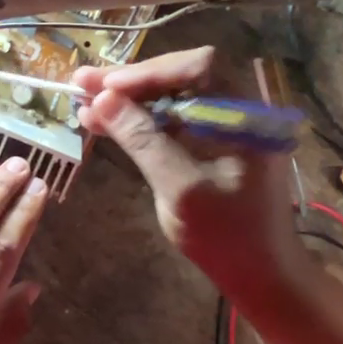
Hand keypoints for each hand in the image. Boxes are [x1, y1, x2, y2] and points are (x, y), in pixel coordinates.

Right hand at [74, 47, 297, 298]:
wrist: (261, 275)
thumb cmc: (227, 237)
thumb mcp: (180, 189)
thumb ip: (143, 140)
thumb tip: (101, 100)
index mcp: (246, 115)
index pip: (197, 69)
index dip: (148, 72)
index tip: (105, 87)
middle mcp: (240, 110)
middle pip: (182, 76)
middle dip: (131, 82)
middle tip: (81, 84)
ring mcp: (227, 126)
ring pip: (173, 97)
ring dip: (129, 99)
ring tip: (84, 103)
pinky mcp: (212, 143)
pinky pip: (175, 119)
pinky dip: (141, 119)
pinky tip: (106, 122)